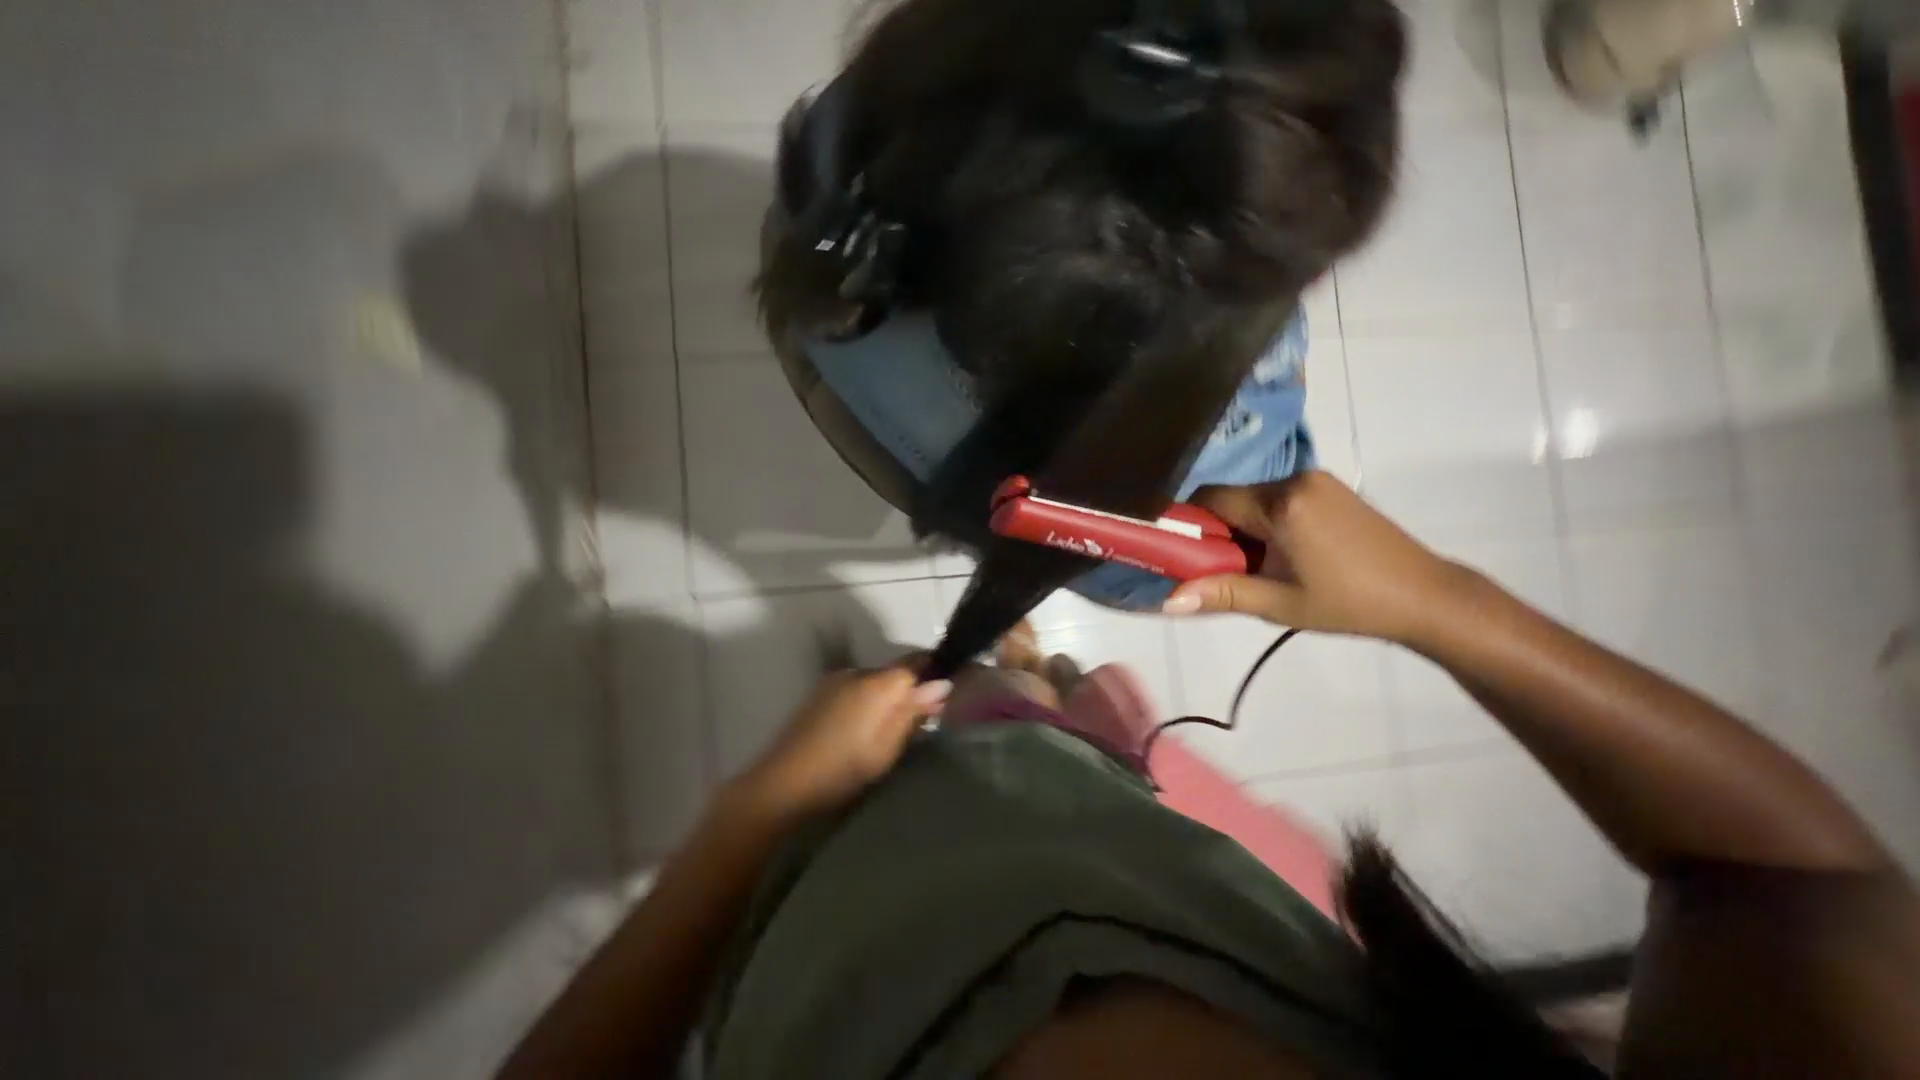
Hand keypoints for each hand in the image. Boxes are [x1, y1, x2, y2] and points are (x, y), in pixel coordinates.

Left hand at [735, 668, 951, 818]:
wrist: (782, 784)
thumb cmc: (841, 770)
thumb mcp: (886, 747)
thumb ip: (913, 711)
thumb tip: (943, 681)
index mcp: (877, 682)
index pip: (920, 661)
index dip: (941, 671)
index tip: (960, 687)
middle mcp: (857, 672)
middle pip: (898, 672)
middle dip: (917, 689)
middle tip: (932, 721)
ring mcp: (836, 681)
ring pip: (877, 682)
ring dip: (892, 698)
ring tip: (900, 731)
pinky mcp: (821, 695)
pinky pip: (859, 690)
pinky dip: (872, 703)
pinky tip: (869, 731)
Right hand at [1162, 471, 1470, 643]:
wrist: (1424, 596)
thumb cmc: (1350, 604)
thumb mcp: (1280, 604)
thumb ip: (1223, 594)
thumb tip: (1168, 601)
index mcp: (1281, 504)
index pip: (1210, 499)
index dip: (1188, 524)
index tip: (1181, 554)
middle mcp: (1295, 480)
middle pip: (1232, 498)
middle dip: (1220, 532)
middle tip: (1225, 571)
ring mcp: (1317, 480)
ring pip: (1255, 499)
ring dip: (1246, 529)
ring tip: (1262, 568)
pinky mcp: (1331, 488)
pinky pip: (1280, 499)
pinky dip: (1269, 523)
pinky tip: (1285, 556)